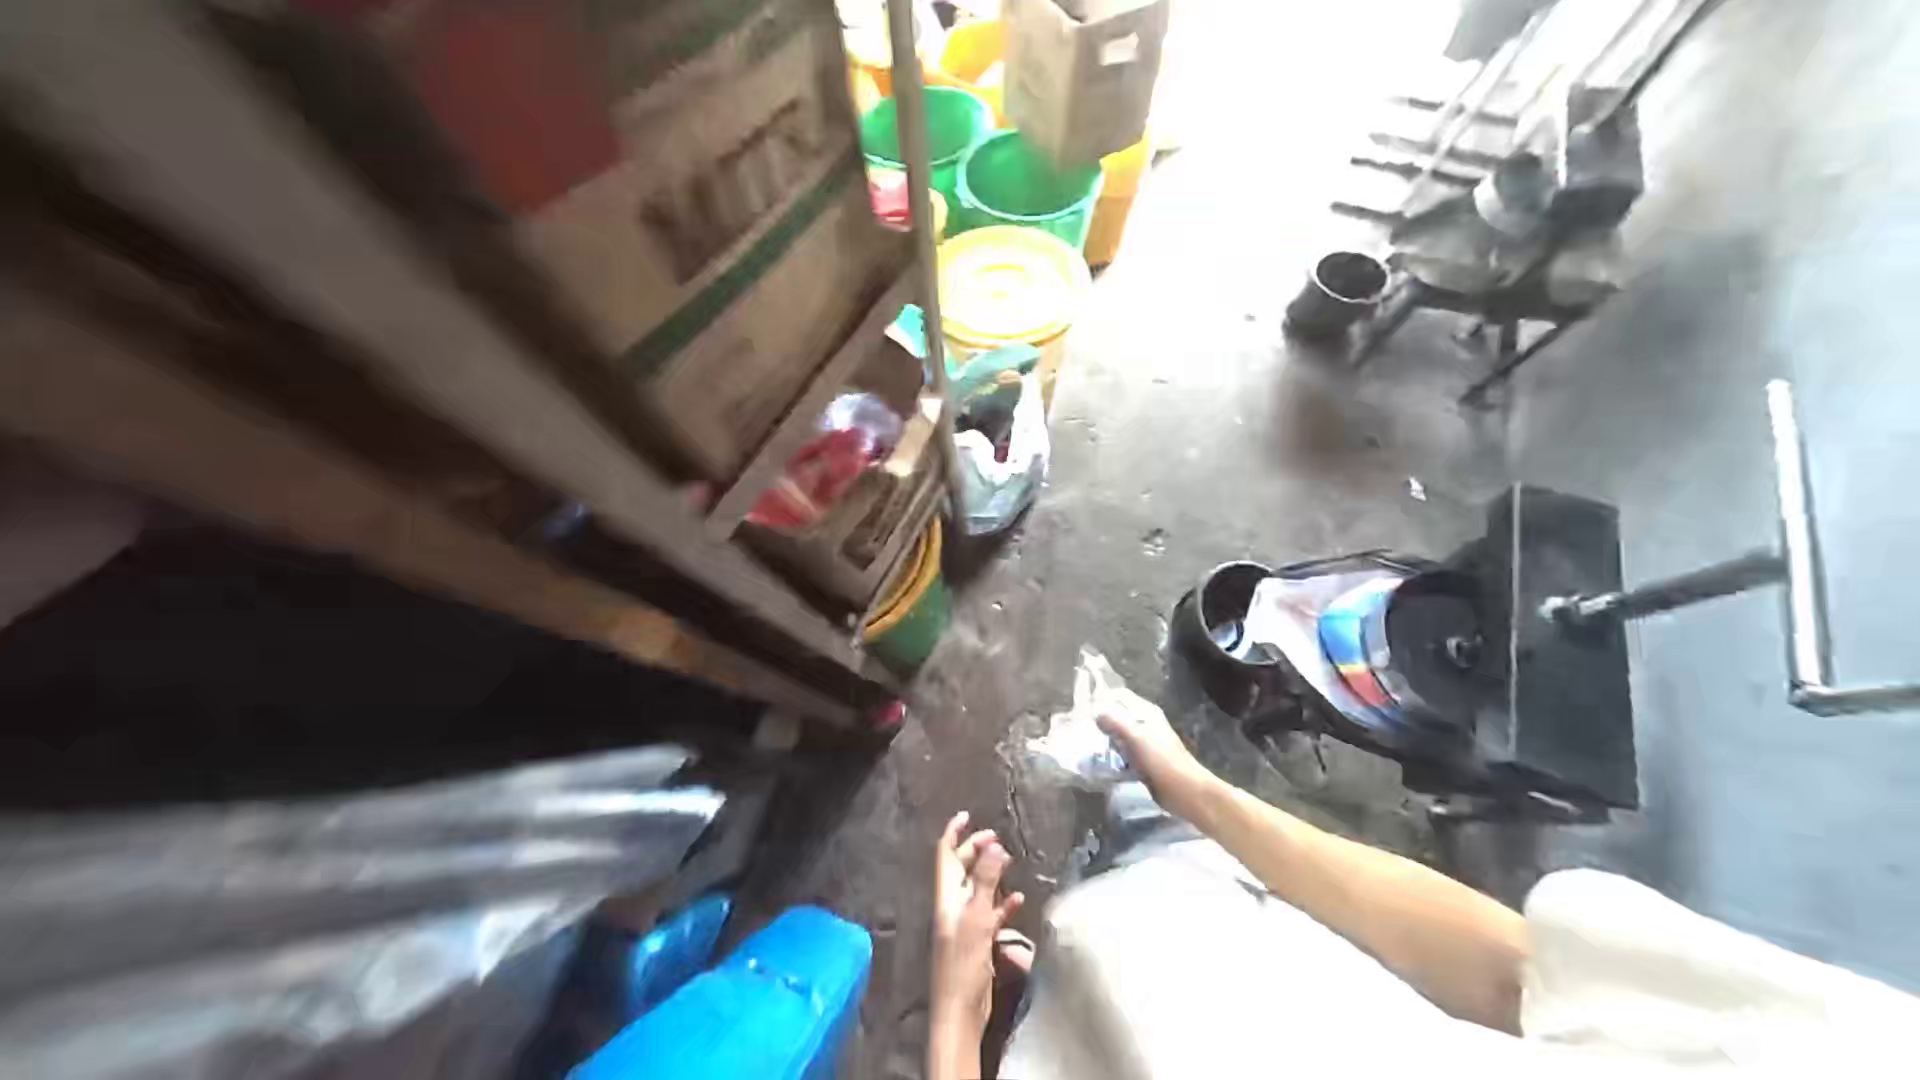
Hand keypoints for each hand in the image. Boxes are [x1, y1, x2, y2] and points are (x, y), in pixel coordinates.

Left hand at [929, 811, 1022, 1079]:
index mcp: (946, 894)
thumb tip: (994, 845)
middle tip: (996, 836)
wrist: (960, 1009)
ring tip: (1009, 861)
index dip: (954, 832)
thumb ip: (986, 880)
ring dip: (991, 873)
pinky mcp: (977, 940)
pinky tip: (1018, 899)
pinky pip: (990, 913)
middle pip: (962, 868)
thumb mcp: (976, 915)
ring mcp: (965, 922)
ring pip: (978, 888)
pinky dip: (1002, 903)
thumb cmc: (963, 959)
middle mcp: (953, 903)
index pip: (946, 853)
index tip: (967, 814)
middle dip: (977, 849)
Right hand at [1096, 690, 1219, 822]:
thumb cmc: (1162, 762)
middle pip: (1118, 716)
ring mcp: (1145, 743)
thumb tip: (1095, 712)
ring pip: (1118, 736)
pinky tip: (1099, 763)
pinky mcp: (1143, 762)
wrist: (1185, 793)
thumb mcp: (1136, 738)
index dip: (1101, 699)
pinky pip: (1122, 754)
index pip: (1119, 696)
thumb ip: (1115, 722)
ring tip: (1085, 746)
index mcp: (1146, 712)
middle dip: (1100, 721)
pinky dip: (1111, 756)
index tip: (1083, 709)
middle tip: (1080, 729)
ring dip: (1104, 740)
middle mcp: (1145, 724)